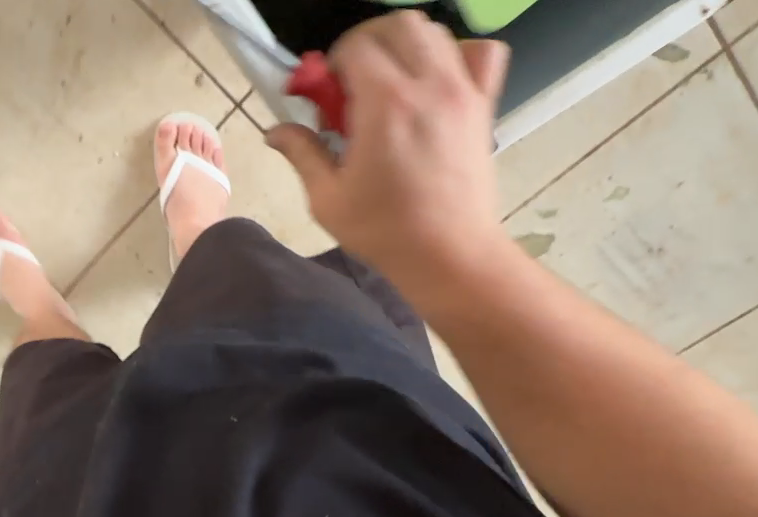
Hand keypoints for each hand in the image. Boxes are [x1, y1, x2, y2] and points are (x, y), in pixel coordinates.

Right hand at [267, 12, 512, 289]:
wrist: (446, 251)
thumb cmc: (382, 230)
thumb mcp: (328, 198)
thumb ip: (303, 153)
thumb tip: (275, 130)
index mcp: (385, 105)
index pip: (356, 47)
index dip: (332, 64)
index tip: (324, 95)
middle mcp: (428, 84)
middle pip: (398, 25)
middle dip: (367, 43)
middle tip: (350, 83)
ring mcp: (462, 90)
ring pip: (435, 32)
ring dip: (404, 46)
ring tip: (387, 85)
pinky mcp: (483, 104)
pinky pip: (481, 52)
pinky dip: (455, 53)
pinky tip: (435, 80)